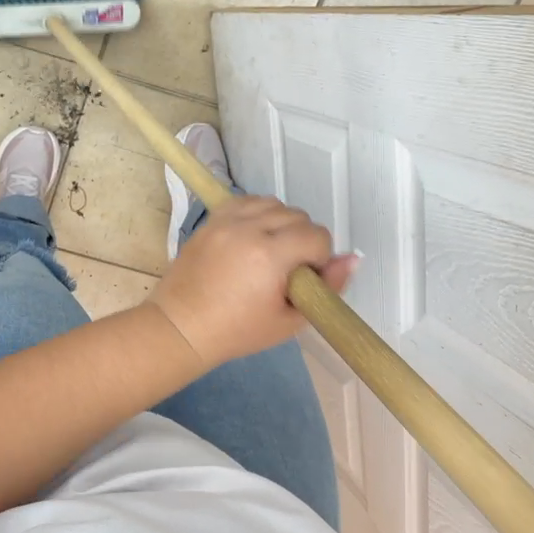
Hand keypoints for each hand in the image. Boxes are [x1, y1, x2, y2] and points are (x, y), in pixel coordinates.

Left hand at [146, 197, 357, 367]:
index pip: (316, 236)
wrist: (181, 326)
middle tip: (288, 269)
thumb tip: (352, 258)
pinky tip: (253, 236)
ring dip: (280, 222)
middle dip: (302, 240)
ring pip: (272, 204)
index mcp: (269, 255)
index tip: (304, 279)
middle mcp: (247, 229)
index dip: (319, 258)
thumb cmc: (236, 331)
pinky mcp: (210, 221)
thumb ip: (327, 287)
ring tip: (271, 251)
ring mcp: (225, 222)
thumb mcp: (290, 320)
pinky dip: (256, 212)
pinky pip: (245, 201)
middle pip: (297, 216)